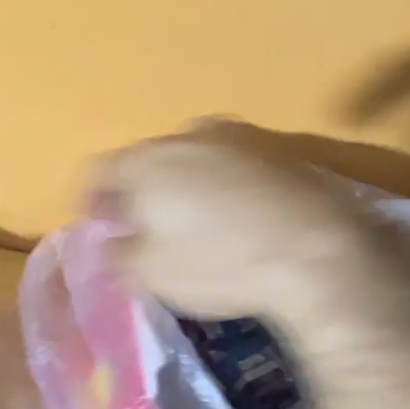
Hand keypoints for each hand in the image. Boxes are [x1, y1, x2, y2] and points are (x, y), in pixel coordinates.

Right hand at [93, 121, 400, 323]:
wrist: (321, 255)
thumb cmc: (216, 264)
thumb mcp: (146, 273)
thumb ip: (117, 251)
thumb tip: (114, 240)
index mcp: (147, 161)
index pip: (96, 170)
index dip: (88, 201)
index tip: (96, 227)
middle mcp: (190, 135)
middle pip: (145, 159)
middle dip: (135, 190)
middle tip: (137, 225)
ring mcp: (240, 138)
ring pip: (190, 159)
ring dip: (179, 186)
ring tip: (186, 223)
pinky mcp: (282, 152)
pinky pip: (229, 166)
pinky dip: (218, 187)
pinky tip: (229, 220)